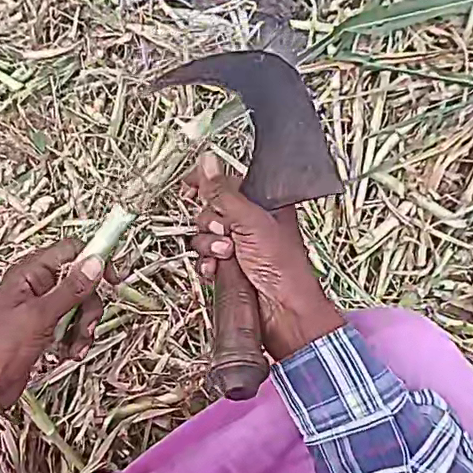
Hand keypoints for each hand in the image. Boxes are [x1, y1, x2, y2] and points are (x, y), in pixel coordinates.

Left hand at [0, 239, 105, 410]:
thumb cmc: (0, 348)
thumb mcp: (40, 316)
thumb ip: (70, 289)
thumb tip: (95, 262)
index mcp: (29, 274)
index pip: (70, 252)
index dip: (93, 261)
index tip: (113, 279)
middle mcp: (36, 288)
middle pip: (80, 284)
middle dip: (88, 308)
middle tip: (85, 327)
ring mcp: (41, 310)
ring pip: (79, 309)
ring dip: (83, 329)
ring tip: (74, 348)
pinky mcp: (46, 331)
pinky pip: (72, 328)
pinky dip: (75, 341)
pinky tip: (68, 354)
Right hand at [188, 154, 342, 360]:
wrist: (283, 310)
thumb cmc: (282, 266)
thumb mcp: (251, 220)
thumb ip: (224, 192)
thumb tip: (207, 163)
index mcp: (262, 203)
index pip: (227, 183)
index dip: (207, 184)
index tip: (189, 187)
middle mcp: (249, 223)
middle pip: (210, 211)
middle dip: (211, 222)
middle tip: (225, 231)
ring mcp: (237, 246)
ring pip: (203, 236)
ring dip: (210, 246)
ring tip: (228, 255)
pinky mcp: (227, 268)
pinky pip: (203, 260)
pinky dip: (207, 265)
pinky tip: (218, 270)